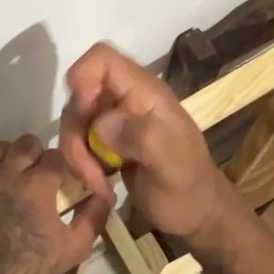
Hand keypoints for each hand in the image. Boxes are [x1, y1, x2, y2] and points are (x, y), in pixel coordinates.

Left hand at [0, 134, 112, 273]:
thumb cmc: (29, 268)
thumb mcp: (73, 248)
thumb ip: (94, 217)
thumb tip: (108, 194)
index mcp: (37, 184)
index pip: (58, 154)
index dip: (65, 165)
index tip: (67, 178)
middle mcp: (8, 172)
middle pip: (28, 142)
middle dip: (39, 155)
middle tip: (41, 175)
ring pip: (0, 148)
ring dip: (12, 158)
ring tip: (16, 177)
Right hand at [60, 42, 230, 238]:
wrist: (197, 214)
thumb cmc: (189, 189)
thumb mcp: (172, 166)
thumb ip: (143, 138)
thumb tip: (101, 124)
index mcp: (146, 94)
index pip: (103, 59)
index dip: (83, 78)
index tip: (85, 116)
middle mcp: (127, 100)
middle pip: (79, 95)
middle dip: (75, 133)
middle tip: (90, 171)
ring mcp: (116, 121)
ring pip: (75, 121)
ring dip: (77, 154)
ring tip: (98, 183)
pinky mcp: (107, 143)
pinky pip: (78, 142)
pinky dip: (80, 163)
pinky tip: (100, 184)